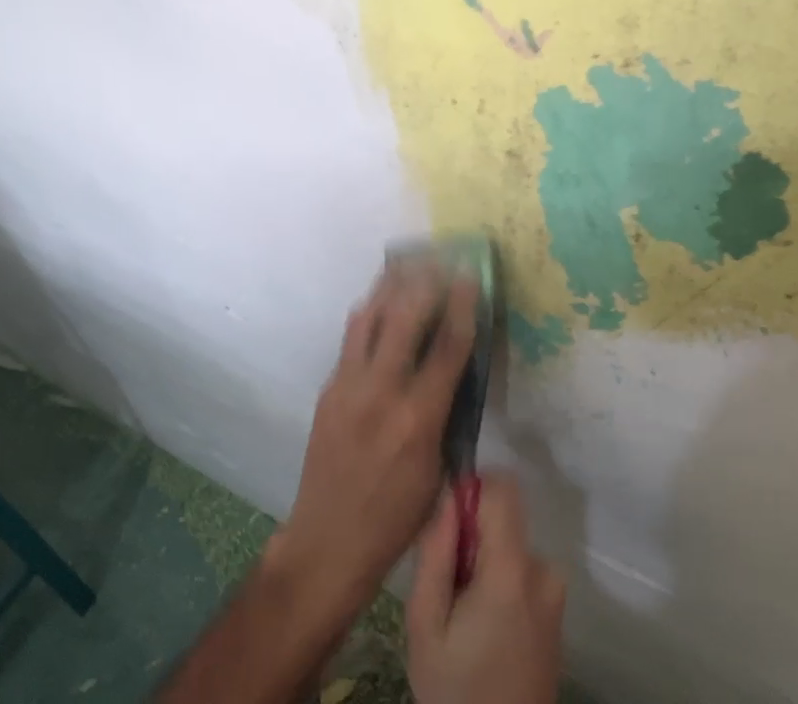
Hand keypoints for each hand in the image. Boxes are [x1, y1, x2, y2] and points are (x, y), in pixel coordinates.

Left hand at [275, 261, 479, 608]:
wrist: (329, 538)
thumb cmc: (397, 517)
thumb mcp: (436, 470)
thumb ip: (446, 416)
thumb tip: (454, 374)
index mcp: (418, 419)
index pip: (446, 349)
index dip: (461, 308)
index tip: (469, 277)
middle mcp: (381, 393)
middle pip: (405, 320)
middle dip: (425, 284)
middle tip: (439, 259)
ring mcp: (348, 388)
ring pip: (370, 322)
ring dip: (390, 290)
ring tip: (405, 266)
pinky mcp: (328, 391)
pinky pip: (350, 341)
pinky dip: (368, 317)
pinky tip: (377, 304)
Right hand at [406, 476, 565, 703]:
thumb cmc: (455, 689)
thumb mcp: (425, 625)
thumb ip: (434, 555)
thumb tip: (447, 497)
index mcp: (512, 569)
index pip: (503, 489)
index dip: (472, 490)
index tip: (445, 521)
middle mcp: (543, 570)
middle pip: (503, 523)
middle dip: (470, 542)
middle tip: (446, 589)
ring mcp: (555, 591)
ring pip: (509, 550)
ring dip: (484, 568)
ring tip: (461, 618)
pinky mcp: (557, 609)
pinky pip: (522, 573)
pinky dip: (500, 586)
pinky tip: (482, 629)